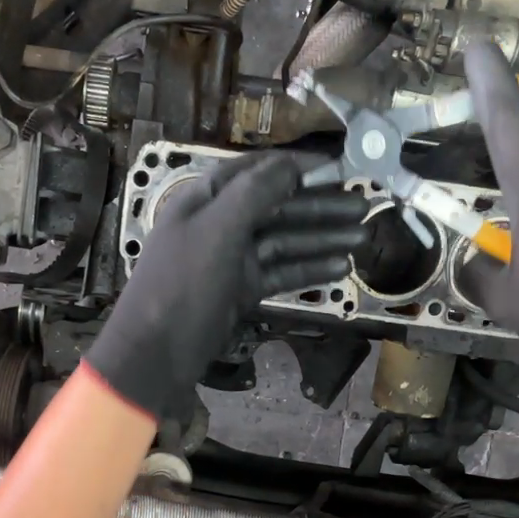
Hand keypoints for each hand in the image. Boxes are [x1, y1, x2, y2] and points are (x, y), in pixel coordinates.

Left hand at [86, 153, 368, 421]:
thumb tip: (290, 164)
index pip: (255, 172)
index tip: (337, 165)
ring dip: (321, 238)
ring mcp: (230, 261)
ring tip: (363, 237)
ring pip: (283, 242)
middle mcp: (219, 224)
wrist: (154, 354)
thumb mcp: (216, 230)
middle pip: (276, 207)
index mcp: (205, 200)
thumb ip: (254, 193)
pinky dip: (307, 269)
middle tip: (364, 205)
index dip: (295, 167)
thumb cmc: (181, 285)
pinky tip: (339, 267)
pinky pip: (279, 274)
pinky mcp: (240, 292)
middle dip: (319, 205)